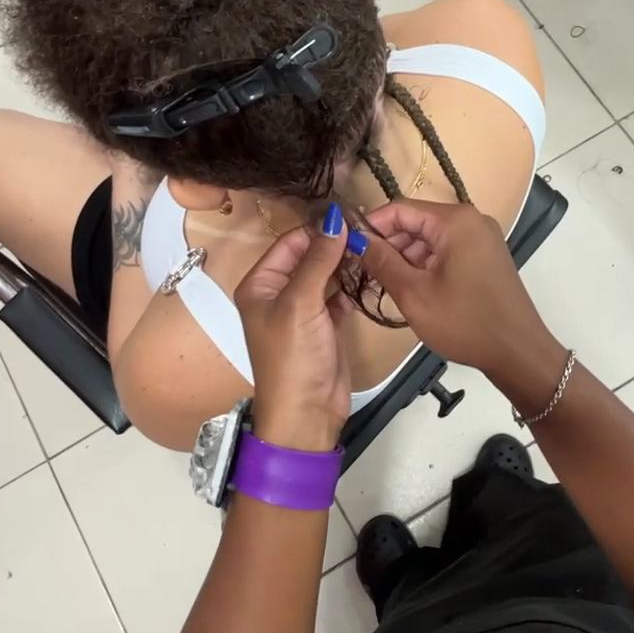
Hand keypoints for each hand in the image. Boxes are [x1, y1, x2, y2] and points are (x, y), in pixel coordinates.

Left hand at [235, 207, 354, 451]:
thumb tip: (335, 219)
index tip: (352, 220)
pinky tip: (371, 279)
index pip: (290, 243)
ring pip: (327, 275)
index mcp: (260, 284)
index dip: (318, 231)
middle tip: (369, 236)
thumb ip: (319, 260)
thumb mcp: (302, 303)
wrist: (306, 413)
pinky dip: (354, 287)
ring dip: (348, 265)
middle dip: (336, 247)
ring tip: (374, 254)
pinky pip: (339, 295)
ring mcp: (302, 310)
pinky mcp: (324, 325)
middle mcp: (278, 293)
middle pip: (309, 257)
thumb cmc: (293, 358)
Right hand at [358, 200, 559, 382]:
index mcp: (455, 221)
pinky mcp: (485, 257)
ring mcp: (482, 238)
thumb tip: (355, 239)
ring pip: (429, 238)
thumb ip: (382, 261)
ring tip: (384, 284)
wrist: (519, 353)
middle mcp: (471, 220)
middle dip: (387, 243)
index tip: (347, 247)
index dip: (370, 226)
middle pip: (415, 221)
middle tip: (362, 270)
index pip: (400, 209)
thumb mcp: (414, 294)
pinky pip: (446, 250)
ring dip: (405, 257)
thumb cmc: (465, 322)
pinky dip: (425, 264)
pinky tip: (411, 288)